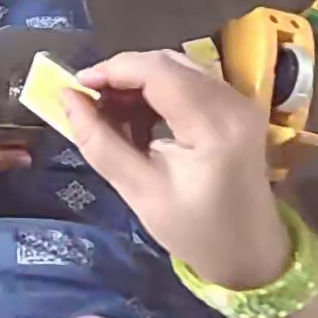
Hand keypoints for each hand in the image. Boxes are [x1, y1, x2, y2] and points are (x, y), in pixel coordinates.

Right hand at [61, 50, 288, 289]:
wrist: (250, 254)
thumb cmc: (195, 231)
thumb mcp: (138, 190)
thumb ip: (99, 141)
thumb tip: (67, 98)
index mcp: (213, 126)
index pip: (157, 72)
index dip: (111, 70)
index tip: (76, 86)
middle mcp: (232, 103)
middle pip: (165, 63)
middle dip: (120, 74)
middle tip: (88, 100)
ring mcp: (238, 102)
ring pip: (174, 67)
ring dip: (136, 81)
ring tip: (108, 111)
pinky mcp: (235, 107)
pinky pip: (187, 80)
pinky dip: (155, 90)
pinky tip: (136, 116)